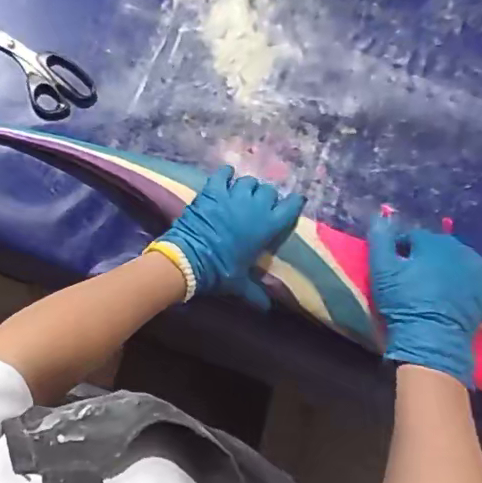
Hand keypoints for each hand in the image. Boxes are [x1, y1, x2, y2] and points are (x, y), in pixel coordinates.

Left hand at [154, 166, 303, 308]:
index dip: (292, 202)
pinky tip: (225, 175)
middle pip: (268, 190)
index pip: (291, 206)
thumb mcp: (241, 284)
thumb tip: (266, 308)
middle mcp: (255, 207)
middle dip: (265, 195)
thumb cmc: (219, 271)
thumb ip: (255, 293)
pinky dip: (225, 173)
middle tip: (258, 203)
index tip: (291, 202)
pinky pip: (222, 174)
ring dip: (246, 185)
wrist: (189, 258)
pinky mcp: (212, 191)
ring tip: (241, 192)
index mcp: (269, 226)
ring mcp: (233, 196)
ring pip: (247, 180)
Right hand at [367, 214, 481, 386]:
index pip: (413, 236)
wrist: (432, 338)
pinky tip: (453, 293)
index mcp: (435, 243)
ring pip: (458, 261)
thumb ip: (380, 239)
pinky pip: (476, 278)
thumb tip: (380, 215)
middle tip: (410, 276)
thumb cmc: (402, 301)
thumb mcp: (381, 269)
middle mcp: (463, 251)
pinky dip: (465, 281)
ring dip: (445, 268)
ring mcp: (481, 271)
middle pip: (438, 247)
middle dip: (424, 256)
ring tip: (430, 286)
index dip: (399, 249)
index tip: (392, 266)